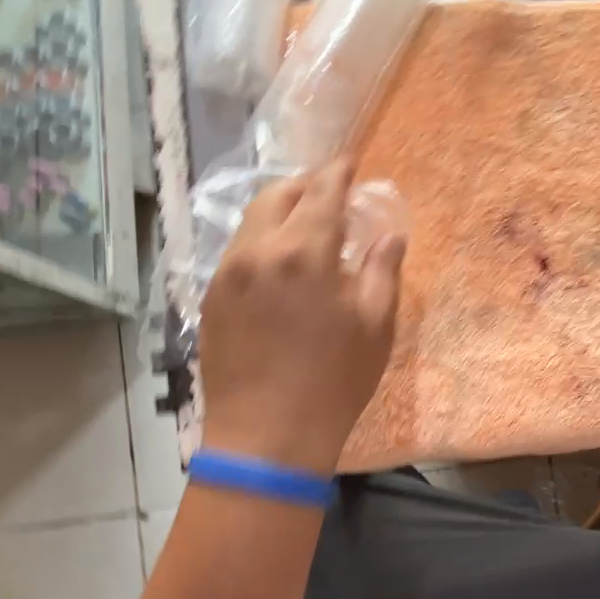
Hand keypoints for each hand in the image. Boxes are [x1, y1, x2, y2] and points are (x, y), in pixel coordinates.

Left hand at [199, 160, 406, 473]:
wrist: (266, 436)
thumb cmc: (333, 382)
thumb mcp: (375, 327)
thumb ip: (382, 270)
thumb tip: (389, 234)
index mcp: (303, 252)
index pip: (322, 190)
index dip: (339, 171)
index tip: (351, 162)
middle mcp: (257, 250)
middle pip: (278, 194)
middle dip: (306, 185)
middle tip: (330, 194)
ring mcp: (227, 274)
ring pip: (252, 222)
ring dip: (281, 214)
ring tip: (305, 232)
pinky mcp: (211, 299)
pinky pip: (237, 253)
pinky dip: (262, 245)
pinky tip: (279, 270)